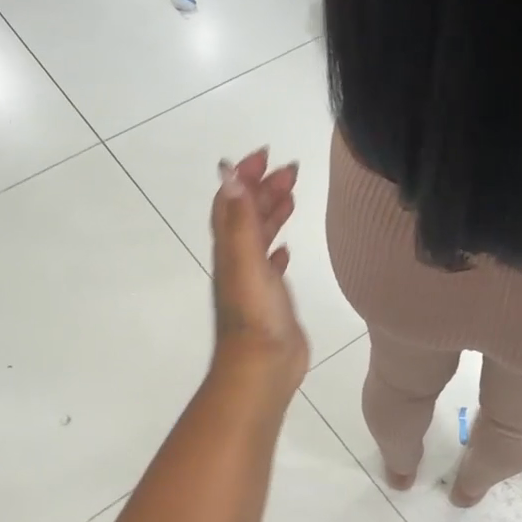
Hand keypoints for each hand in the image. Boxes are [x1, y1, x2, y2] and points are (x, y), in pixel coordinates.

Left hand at [210, 147, 308, 398]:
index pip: (233, 202)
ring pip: (260, 237)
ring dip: (273, 213)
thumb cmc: (255, 316)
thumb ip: (240, 218)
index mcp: (230, 249)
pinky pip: (271, 266)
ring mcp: (254, 281)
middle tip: (292, 170)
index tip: (266, 154)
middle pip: (248, 215)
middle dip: (265, 188)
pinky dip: (278, 250)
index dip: (245, 176)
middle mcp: (238, 261)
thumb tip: (228, 173)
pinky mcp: (271, 300)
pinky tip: (286, 249)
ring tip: (293, 195)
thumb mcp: (245, 260)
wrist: (262, 367)